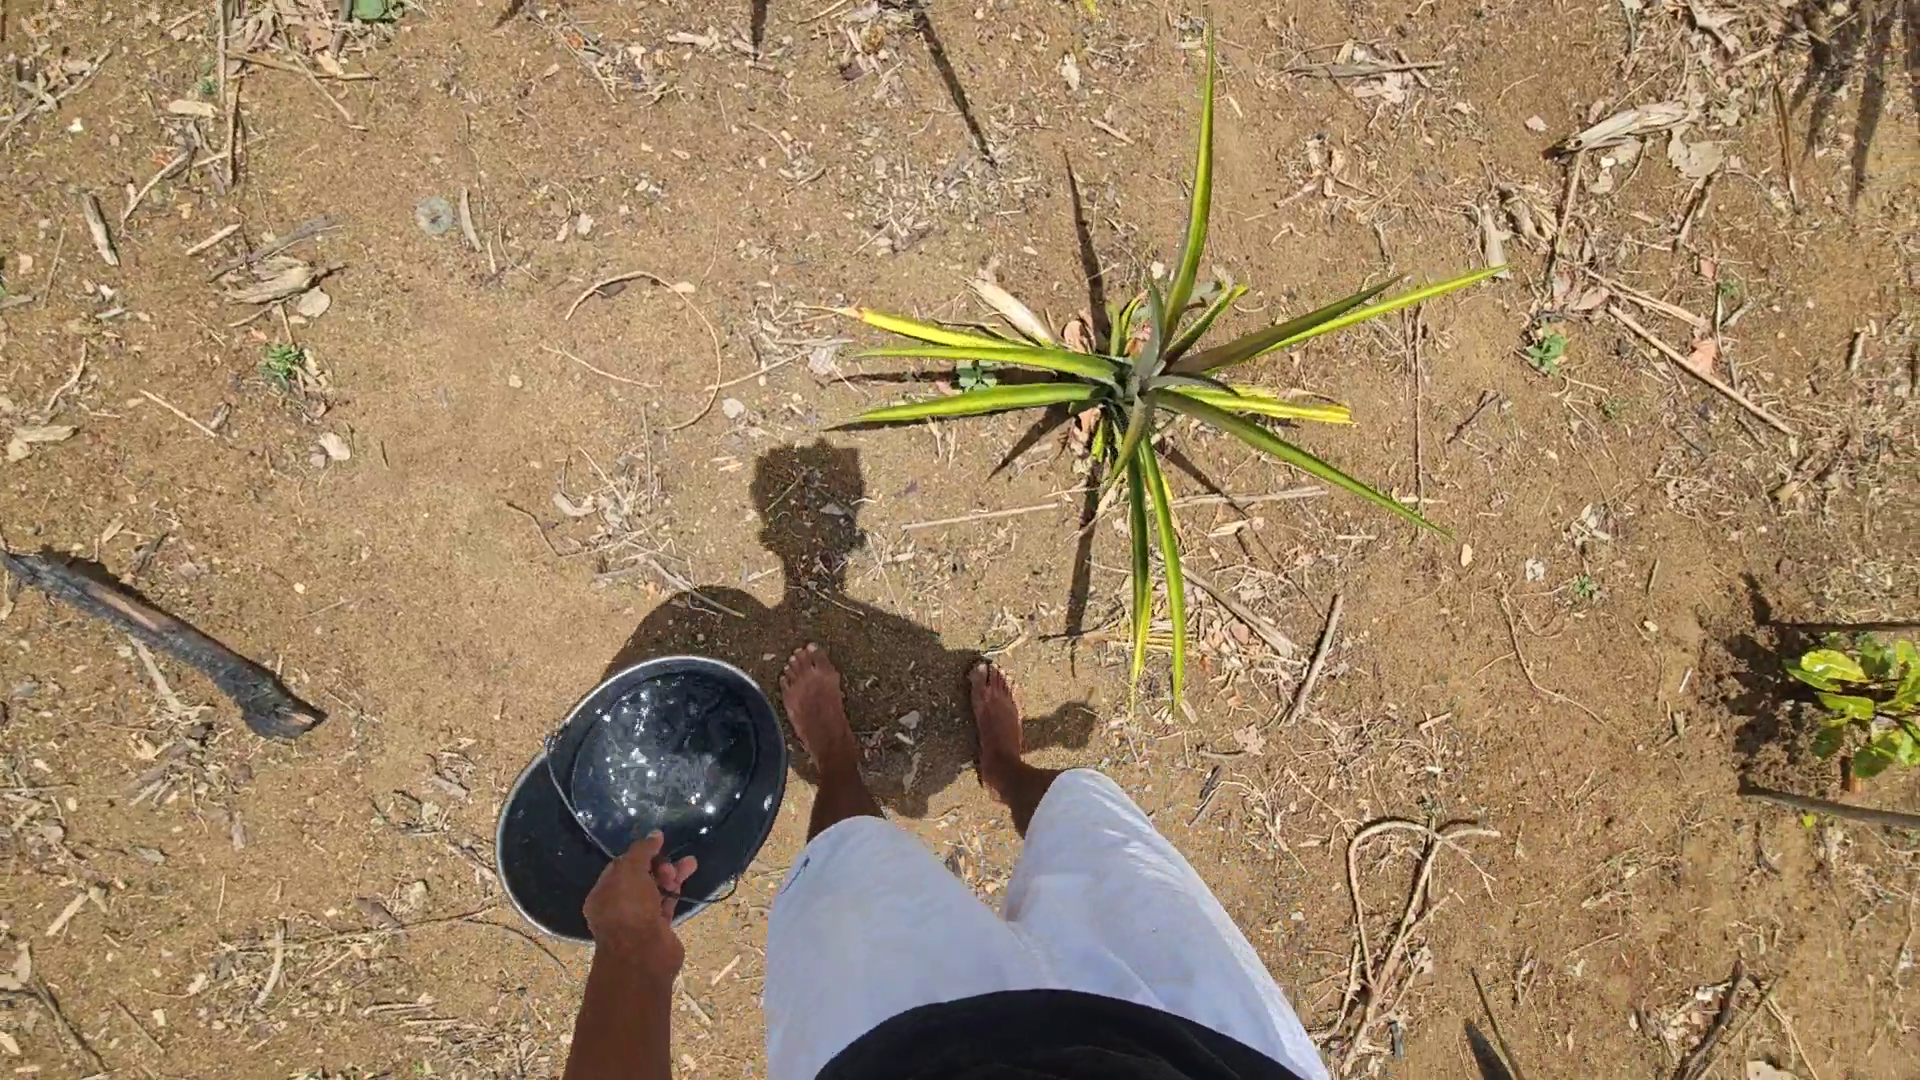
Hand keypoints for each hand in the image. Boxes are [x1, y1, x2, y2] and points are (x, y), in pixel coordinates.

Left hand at [582, 831, 697, 983]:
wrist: (642, 955)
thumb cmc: (629, 909)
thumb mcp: (630, 871)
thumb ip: (641, 851)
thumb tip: (655, 835)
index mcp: (603, 894)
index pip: (621, 866)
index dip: (639, 853)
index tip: (658, 844)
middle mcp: (618, 906)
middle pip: (640, 876)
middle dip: (658, 864)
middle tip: (669, 865)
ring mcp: (639, 918)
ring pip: (656, 888)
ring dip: (672, 873)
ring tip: (691, 863)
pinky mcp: (658, 927)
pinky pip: (667, 901)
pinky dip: (677, 888)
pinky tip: (689, 876)